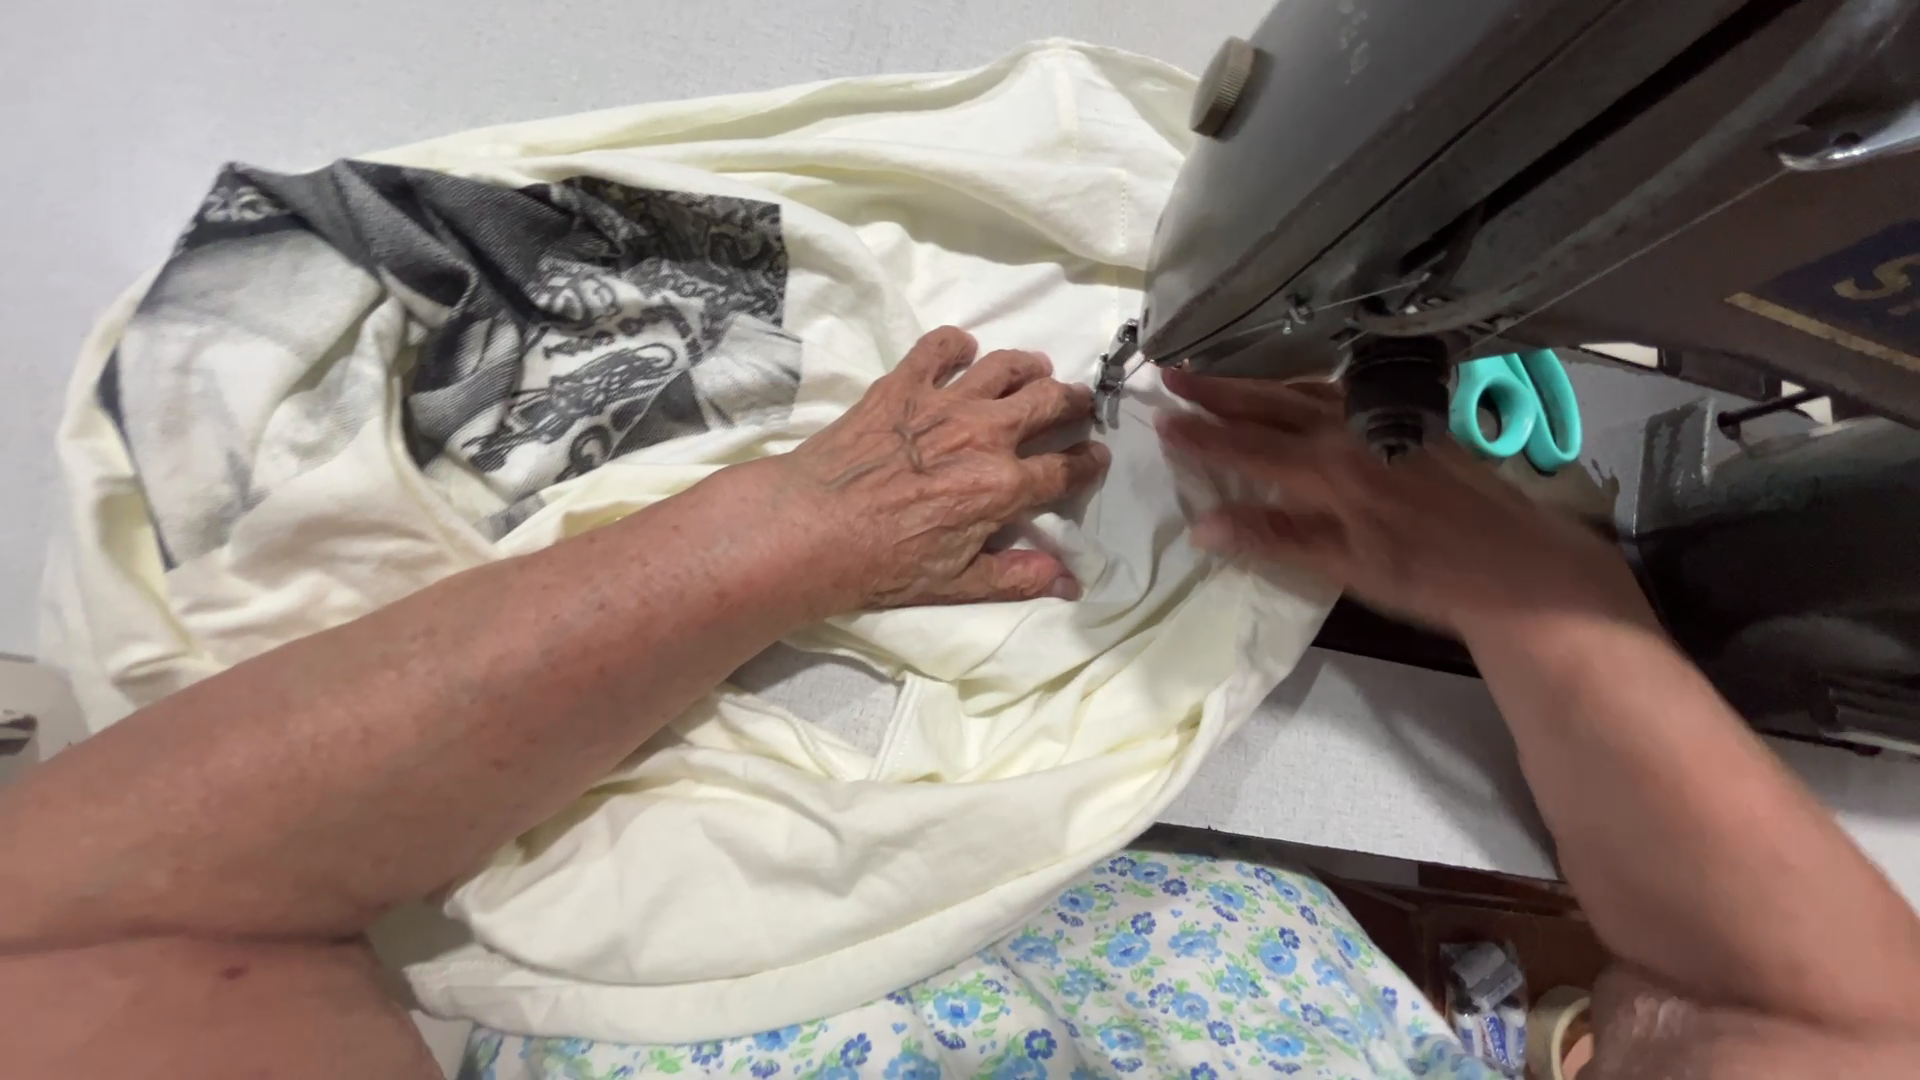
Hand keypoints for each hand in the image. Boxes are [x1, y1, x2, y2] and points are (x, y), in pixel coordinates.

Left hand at [755, 326, 1108, 614]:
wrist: (809, 527)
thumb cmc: (882, 564)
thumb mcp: (955, 584)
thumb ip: (1016, 578)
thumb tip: (1070, 583)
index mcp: (1001, 487)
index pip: (1064, 470)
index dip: (1087, 463)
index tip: (1096, 457)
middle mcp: (983, 435)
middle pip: (1047, 403)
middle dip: (1073, 402)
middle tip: (1079, 404)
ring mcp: (943, 402)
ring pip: (1004, 366)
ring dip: (1029, 366)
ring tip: (1037, 370)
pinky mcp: (902, 383)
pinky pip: (939, 346)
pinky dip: (957, 343)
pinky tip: (963, 351)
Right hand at [1155, 367, 1653, 638]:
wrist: (1522, 568)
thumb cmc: (1427, 577)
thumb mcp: (1343, 568)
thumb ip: (1273, 538)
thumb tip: (1203, 525)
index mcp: (1330, 471)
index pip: (1248, 448)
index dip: (1201, 436)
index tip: (1160, 420)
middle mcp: (1351, 434)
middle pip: (1271, 405)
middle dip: (1216, 390)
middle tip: (1171, 372)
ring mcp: (1381, 425)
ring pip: (1304, 393)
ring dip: (1254, 385)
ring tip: (1215, 379)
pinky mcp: (1406, 426)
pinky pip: (1336, 397)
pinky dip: (1298, 389)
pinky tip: (1294, 392)